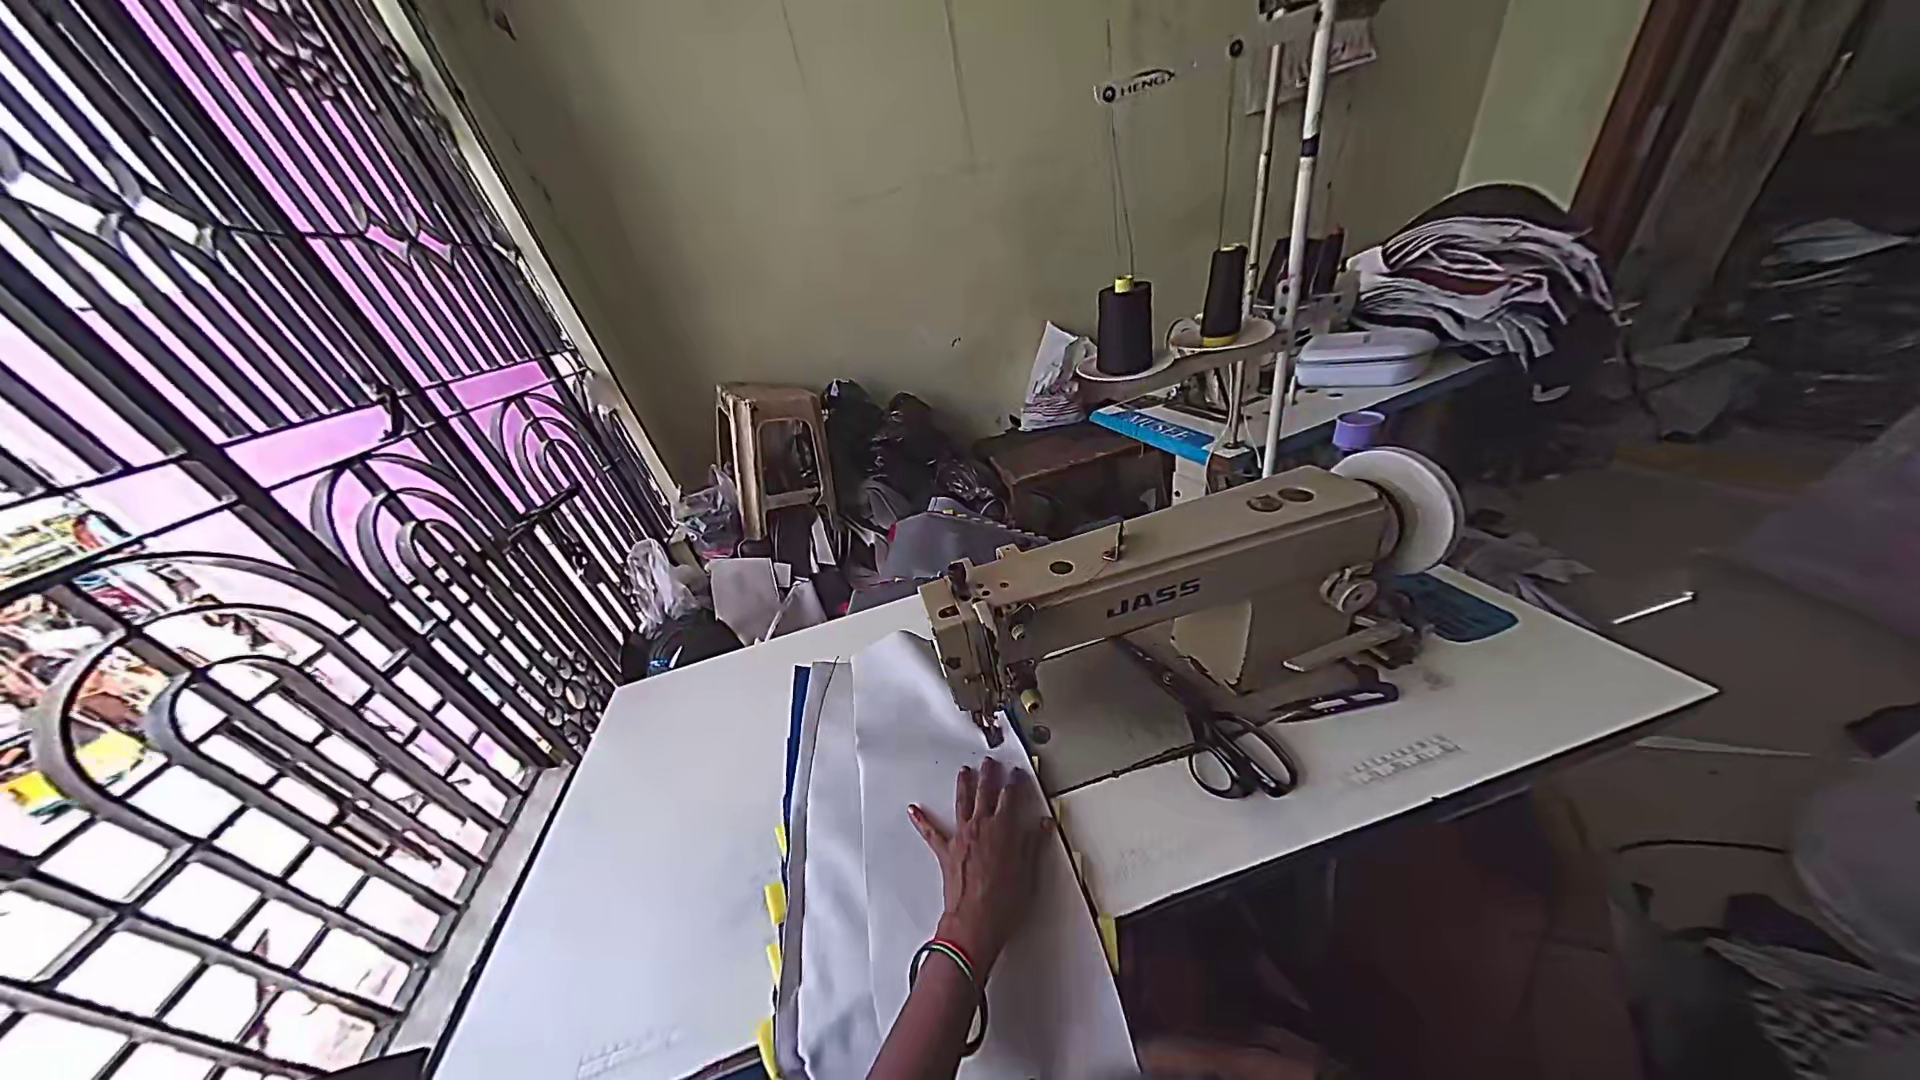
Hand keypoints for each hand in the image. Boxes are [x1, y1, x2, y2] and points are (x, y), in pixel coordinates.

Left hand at [908, 756, 1047, 976]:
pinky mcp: (946, 852)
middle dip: (988, 775)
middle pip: (985, 793)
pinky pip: (931, 832)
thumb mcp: (1029, 874)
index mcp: (1004, 830)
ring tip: (964, 772)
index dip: (1014, 783)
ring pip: (962, 803)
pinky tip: (914, 810)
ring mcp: (962, 837)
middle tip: (989, 762)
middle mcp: (981, 827)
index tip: (1016, 774)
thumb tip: (1042, 825)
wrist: (975, 923)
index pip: (1010, 797)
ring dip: (963, 786)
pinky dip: (922, 820)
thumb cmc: (1004, 903)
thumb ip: (1034, 845)